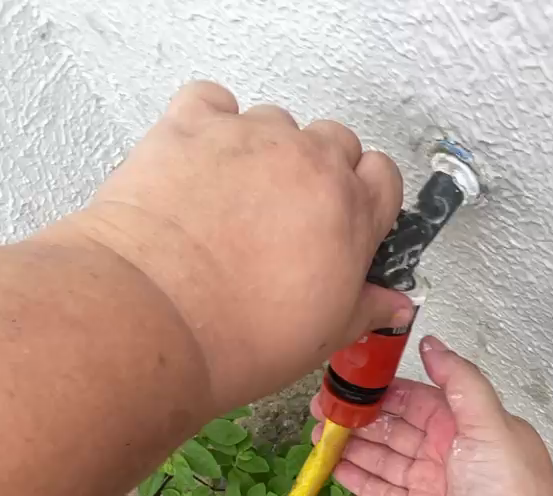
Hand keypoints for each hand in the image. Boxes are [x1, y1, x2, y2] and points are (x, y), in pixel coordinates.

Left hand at [41, 82, 412, 411]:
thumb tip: (392, 304)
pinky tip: (203, 164)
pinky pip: (213, 101)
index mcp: (352, 213)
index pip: (384, 177)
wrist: (160, 321)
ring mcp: (251, 137)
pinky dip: (212, 123)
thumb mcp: (324, 336)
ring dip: (266, 152)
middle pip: (335, 141)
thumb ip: (366, 308)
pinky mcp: (193, 125)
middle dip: (321, 172)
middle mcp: (309, 163)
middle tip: (293, 217)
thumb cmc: (241, 337)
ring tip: (238, 200)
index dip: (367, 198)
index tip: (348, 220)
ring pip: (277, 122)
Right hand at [312, 336, 552, 495]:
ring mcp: (430, 484)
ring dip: (351, 448)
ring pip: (383, 459)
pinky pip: (382, 492)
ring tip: (319, 437)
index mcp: (463, 423)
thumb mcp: (488, 421)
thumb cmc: (507, 484)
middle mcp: (445, 450)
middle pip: (394, 428)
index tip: (348, 384)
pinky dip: (358, 480)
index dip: (380, 392)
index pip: (414, 398)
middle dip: (358, 419)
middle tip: (322, 412)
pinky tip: (333, 468)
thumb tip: (431, 342)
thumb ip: (459, 379)